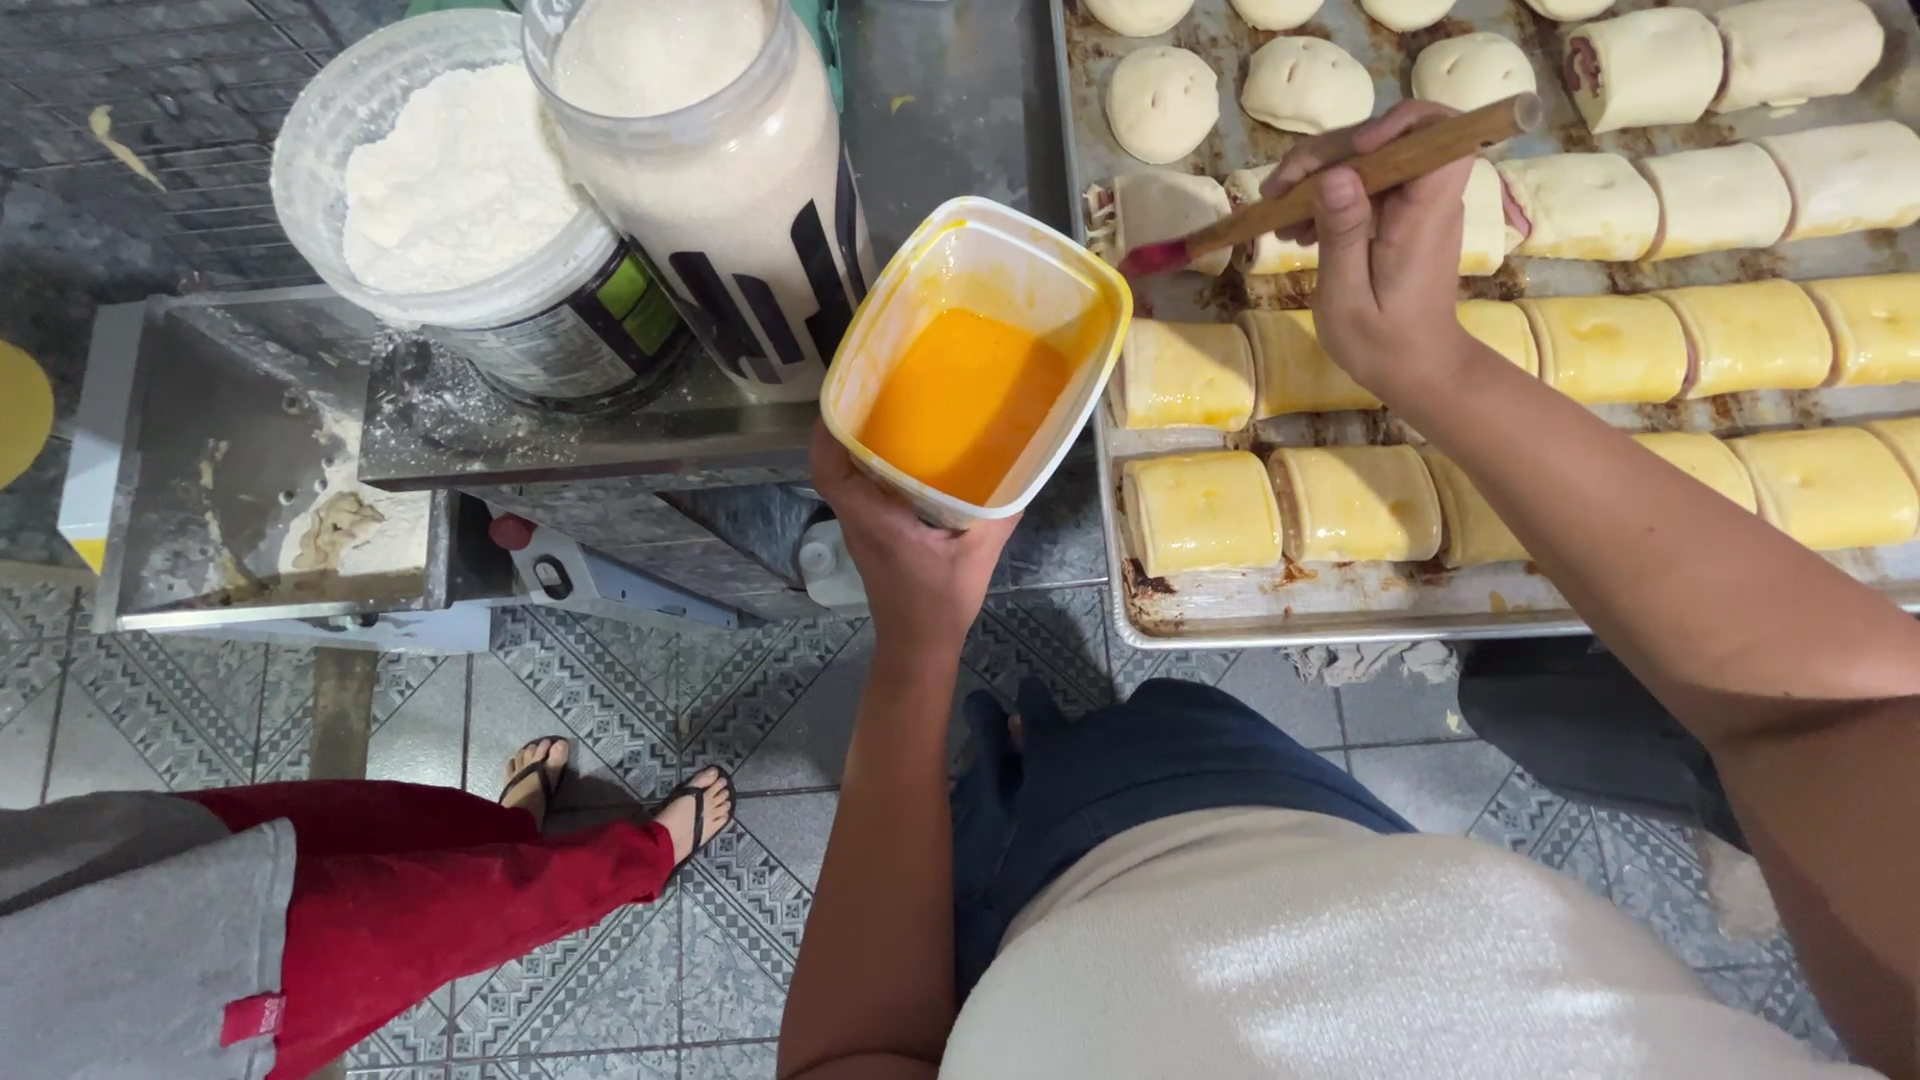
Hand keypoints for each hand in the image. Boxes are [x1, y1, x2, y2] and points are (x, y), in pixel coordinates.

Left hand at [809, 420, 1019, 657]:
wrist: (917, 646)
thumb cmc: (940, 604)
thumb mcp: (978, 556)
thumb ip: (1000, 514)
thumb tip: (1023, 473)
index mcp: (876, 522)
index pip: (831, 473)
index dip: (828, 434)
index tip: (845, 399)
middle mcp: (858, 521)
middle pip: (833, 467)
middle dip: (844, 429)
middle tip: (873, 394)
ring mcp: (860, 530)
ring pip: (844, 480)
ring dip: (855, 449)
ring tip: (886, 415)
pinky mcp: (869, 537)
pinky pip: (859, 493)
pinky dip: (868, 470)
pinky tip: (902, 457)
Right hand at [1260, 100, 1480, 394]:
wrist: (1414, 368)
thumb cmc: (1381, 343)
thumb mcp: (1347, 296)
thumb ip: (1343, 233)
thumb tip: (1336, 175)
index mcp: (1424, 214)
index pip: (1438, 134)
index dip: (1395, 125)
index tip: (1346, 154)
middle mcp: (1428, 198)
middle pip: (1387, 141)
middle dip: (1327, 155)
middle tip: (1276, 192)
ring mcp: (1414, 206)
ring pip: (1369, 162)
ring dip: (1318, 177)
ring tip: (1278, 217)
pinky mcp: (1399, 218)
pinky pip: (1365, 188)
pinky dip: (1327, 198)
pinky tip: (1297, 230)